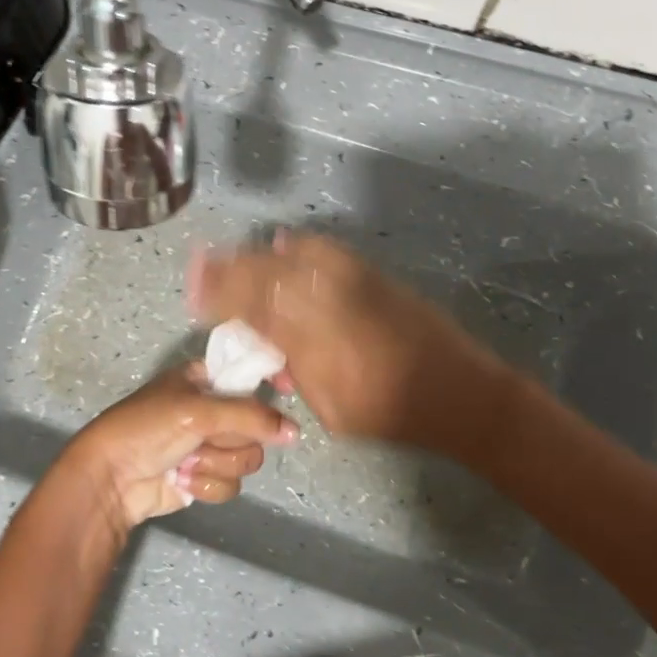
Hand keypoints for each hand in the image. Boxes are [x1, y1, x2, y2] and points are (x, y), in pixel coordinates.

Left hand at [59, 362, 297, 530]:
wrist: (110, 479)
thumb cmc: (146, 428)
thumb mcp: (198, 412)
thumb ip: (250, 417)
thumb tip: (294, 432)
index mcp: (204, 379)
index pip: (250, 373)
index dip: (270, 381)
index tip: (287, 388)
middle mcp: (211, 409)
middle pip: (254, 425)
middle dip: (229, 439)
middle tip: (202, 437)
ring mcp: (208, 445)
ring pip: (246, 458)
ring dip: (215, 464)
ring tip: (185, 461)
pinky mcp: (204, 477)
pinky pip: (230, 483)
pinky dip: (206, 484)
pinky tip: (181, 480)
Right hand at [188, 232, 516, 456]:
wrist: (459, 392)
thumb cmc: (391, 414)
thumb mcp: (332, 409)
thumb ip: (299, 372)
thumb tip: (275, 352)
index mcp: (311, 344)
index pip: (253, 309)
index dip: (220, 294)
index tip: (197, 287)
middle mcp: (326, 307)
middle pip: (267, 276)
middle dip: (230, 267)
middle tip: (204, 262)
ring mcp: (352, 286)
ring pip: (295, 259)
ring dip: (261, 255)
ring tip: (239, 253)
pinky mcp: (375, 277)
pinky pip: (330, 253)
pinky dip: (305, 246)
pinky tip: (290, 242)